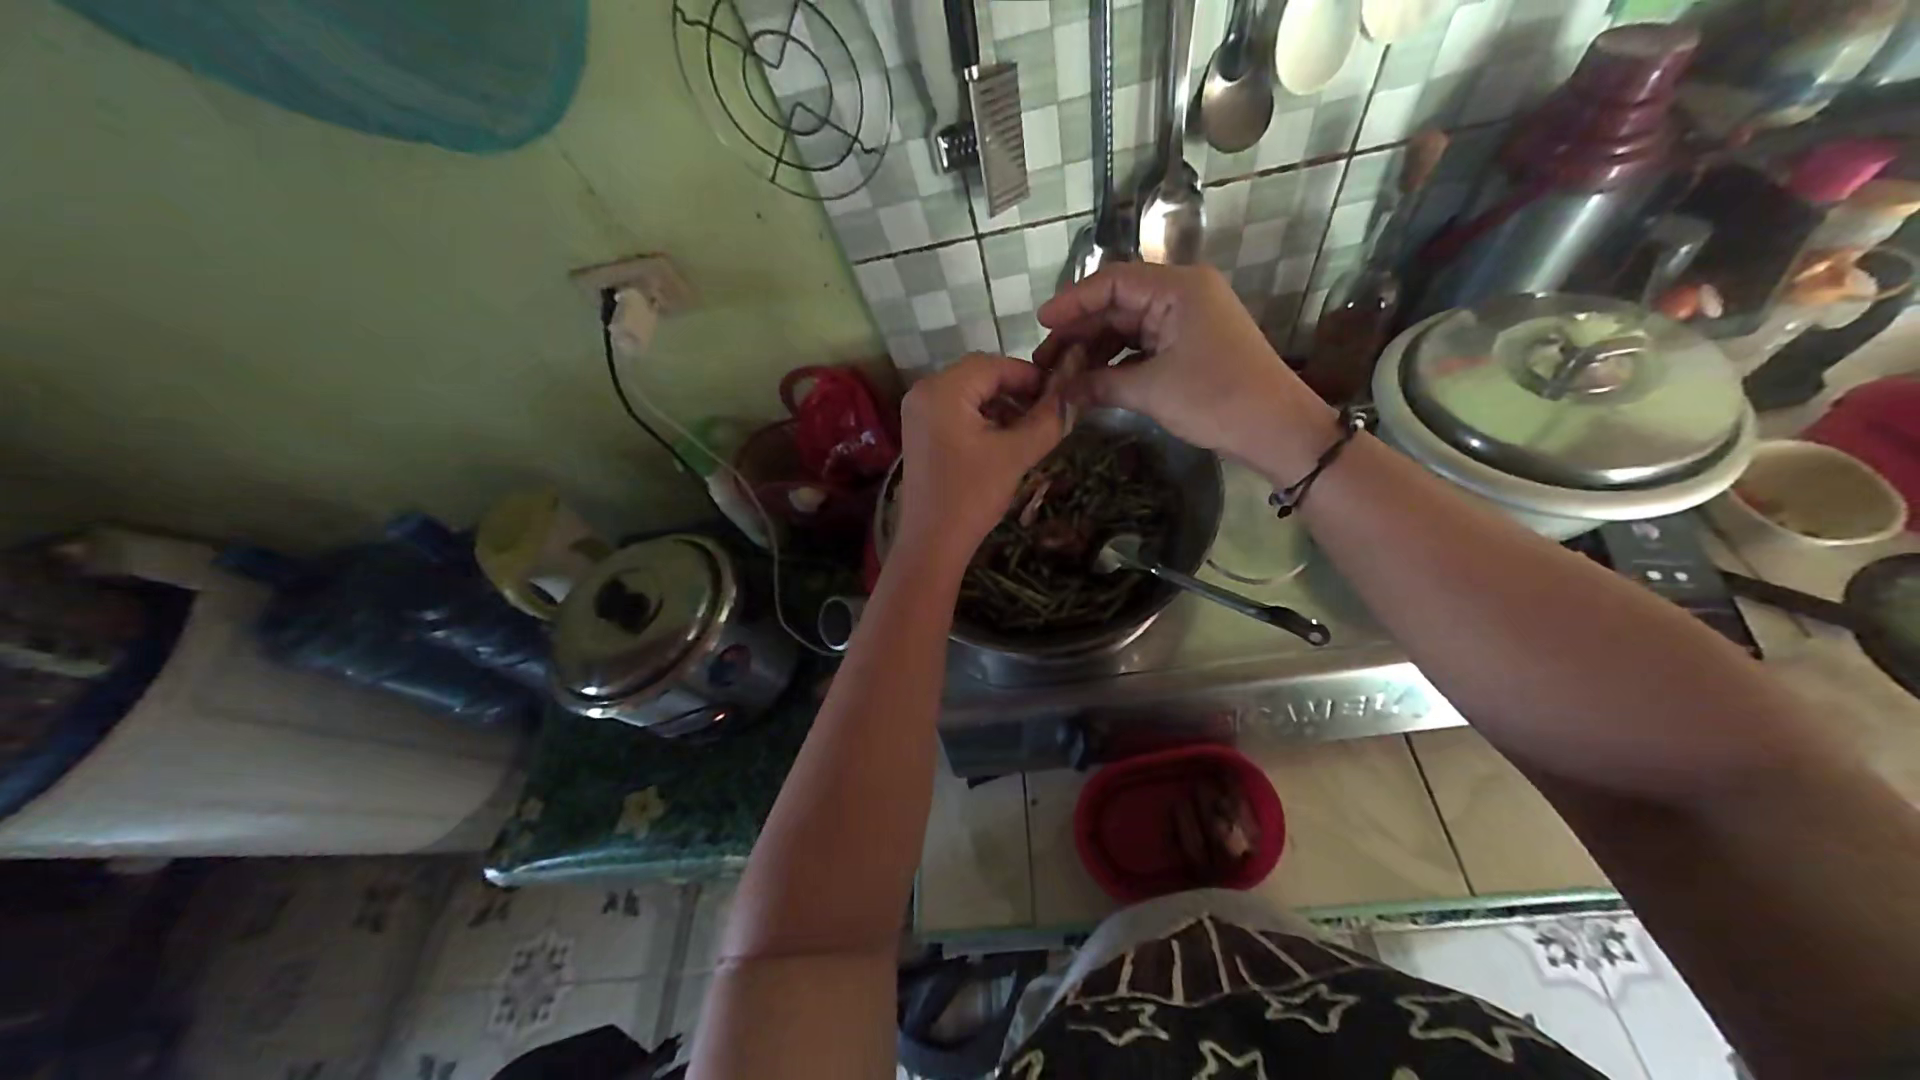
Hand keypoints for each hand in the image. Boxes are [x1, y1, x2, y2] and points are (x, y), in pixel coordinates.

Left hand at [896, 354, 1065, 564]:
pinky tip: (1004, 439)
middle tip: (1046, 411)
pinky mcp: (920, 432)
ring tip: (1029, 428)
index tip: (1059, 393)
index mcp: (942, 391)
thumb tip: (1075, 395)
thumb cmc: (972, 496)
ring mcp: (918, 413)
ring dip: (1001, 405)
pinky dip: (982, 418)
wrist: (932, 542)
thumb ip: (1048, 419)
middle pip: (979, 376)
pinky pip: (956, 411)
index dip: (1030, 376)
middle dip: (1016, 390)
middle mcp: (923, 392)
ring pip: (969, 393)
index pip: (994, 365)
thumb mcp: (1016, 455)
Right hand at [1034, 263, 1333, 475]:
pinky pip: (1143, 346)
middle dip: (1080, 332)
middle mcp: (1182, 295)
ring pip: (1128, 327)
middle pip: (1117, 304)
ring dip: (1096, 350)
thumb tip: (1060, 392)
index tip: (1041, 324)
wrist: (1276, 429)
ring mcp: (1187, 320)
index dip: (1072, 302)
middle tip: (1047, 360)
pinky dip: (1117, 362)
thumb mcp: (1151, 390)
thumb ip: (1099, 384)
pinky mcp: (1190, 345)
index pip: (1111, 282)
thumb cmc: (1215, 399)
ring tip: (1064, 375)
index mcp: (1177, 288)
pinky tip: (1093, 381)